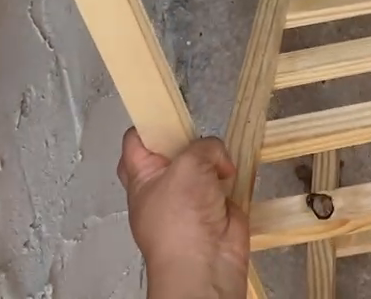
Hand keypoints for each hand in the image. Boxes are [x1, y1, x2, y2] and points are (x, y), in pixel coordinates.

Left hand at [118, 130, 249, 298]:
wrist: (206, 262)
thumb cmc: (182, 216)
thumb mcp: (188, 165)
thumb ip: (204, 146)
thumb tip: (218, 160)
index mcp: (142, 179)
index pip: (136, 143)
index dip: (148, 123)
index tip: (169, 107)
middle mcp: (164, 186)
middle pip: (172, 151)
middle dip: (188, 139)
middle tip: (199, 130)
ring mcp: (191, 196)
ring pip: (202, 163)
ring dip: (215, 157)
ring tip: (220, 156)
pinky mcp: (216, 204)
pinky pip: (224, 179)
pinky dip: (232, 173)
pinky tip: (234, 171)